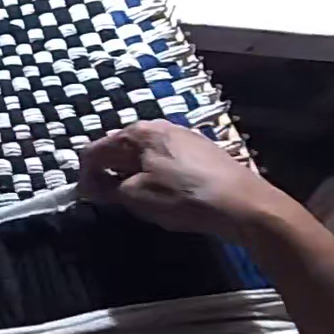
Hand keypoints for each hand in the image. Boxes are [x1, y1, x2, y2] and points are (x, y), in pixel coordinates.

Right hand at [78, 121, 283, 237]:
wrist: (247, 206)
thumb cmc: (184, 198)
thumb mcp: (136, 197)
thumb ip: (107, 189)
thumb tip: (90, 187)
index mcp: (138, 132)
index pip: (96, 149)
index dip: (86, 174)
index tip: (86, 196)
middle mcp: (159, 126)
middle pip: (120, 147)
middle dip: (109, 171)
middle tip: (108, 197)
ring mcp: (184, 136)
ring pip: (144, 154)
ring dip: (132, 173)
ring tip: (135, 198)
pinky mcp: (203, 151)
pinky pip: (165, 159)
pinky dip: (155, 173)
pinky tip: (164, 193)